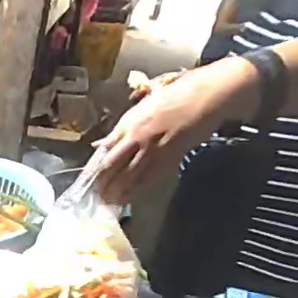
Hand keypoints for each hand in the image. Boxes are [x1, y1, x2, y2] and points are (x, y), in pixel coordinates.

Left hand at [93, 57, 260, 205]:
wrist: (208, 95)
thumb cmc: (177, 96)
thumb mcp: (142, 107)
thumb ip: (121, 128)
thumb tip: (101, 146)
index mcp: (128, 123)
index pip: (104, 151)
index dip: (95, 168)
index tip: (89, 180)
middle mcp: (136, 137)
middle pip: (111, 167)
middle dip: (102, 184)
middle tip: (97, 195)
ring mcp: (153, 149)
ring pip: (126, 177)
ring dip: (115, 192)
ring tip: (108, 201)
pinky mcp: (169, 158)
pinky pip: (147, 179)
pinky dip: (135, 191)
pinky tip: (127, 198)